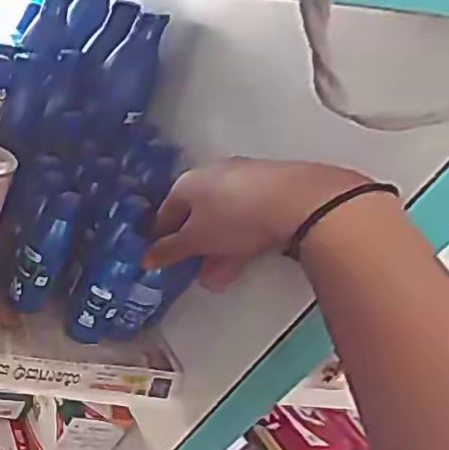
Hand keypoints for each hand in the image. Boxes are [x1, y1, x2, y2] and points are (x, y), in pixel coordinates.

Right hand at [142, 158, 374, 288]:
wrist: (301, 202)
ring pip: (223, 217)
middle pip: (196, 215)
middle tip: (195, 270)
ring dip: (218, 248)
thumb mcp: (196, 241)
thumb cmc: (235, 218)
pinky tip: (246, 256)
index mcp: (186, 183)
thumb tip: (147, 258)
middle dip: (195, 247)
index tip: (163, 259)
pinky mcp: (273, 186)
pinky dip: (242, 237)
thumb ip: (169, 251)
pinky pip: (247, 215)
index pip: (164, 213)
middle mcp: (212, 174)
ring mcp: (245, 178)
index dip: (162, 239)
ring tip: (222, 275)